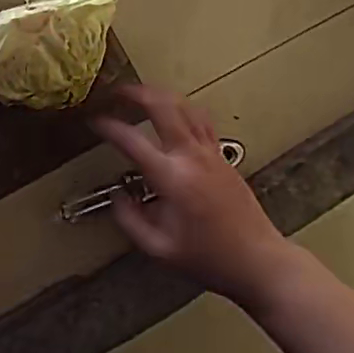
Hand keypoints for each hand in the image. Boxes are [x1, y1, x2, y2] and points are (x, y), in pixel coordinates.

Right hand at [92, 85, 295, 305]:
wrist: (257, 260)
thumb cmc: (210, 258)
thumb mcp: (160, 250)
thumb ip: (131, 221)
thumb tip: (118, 197)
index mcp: (172, 178)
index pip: (133, 140)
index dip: (109, 127)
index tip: (95, 122)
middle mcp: (191, 156)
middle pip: (162, 106)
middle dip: (136, 92)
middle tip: (118, 92)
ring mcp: (209, 151)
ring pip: (183, 105)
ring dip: (159, 94)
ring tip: (142, 95)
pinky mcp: (221, 154)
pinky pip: (199, 118)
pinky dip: (182, 107)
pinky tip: (174, 112)